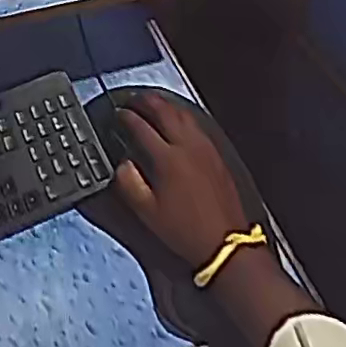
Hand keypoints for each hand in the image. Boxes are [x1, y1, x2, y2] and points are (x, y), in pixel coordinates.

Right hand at [111, 93, 247, 265]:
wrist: (227, 247)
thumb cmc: (185, 230)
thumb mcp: (147, 211)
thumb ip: (128, 182)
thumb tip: (122, 163)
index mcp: (167, 159)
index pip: (140, 126)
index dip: (125, 117)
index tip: (118, 114)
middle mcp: (186, 147)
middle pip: (163, 111)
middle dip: (145, 101)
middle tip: (133, 99)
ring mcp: (205, 150)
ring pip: (182, 114)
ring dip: (165, 104)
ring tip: (153, 102)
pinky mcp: (217, 156)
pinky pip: (196, 125)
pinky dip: (181, 115)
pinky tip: (177, 120)